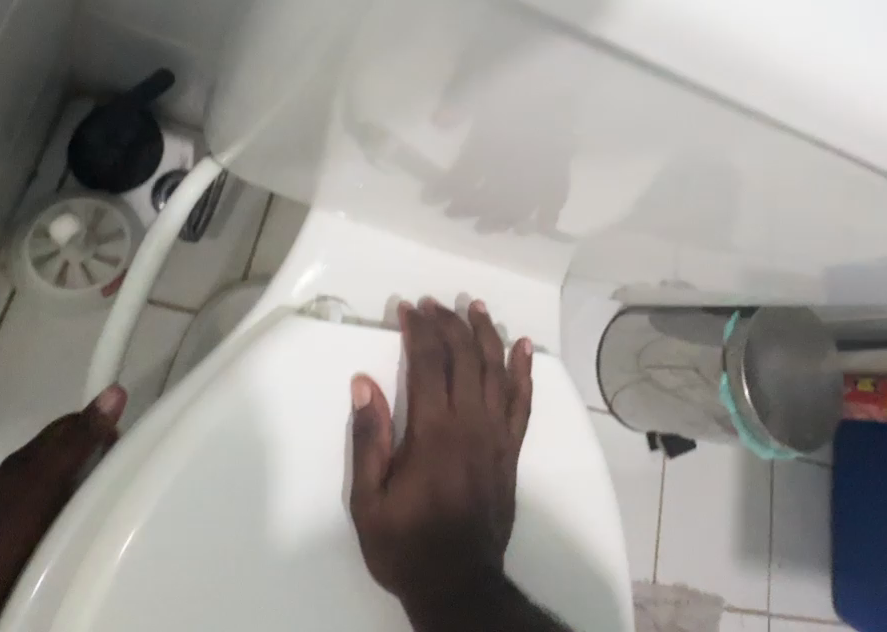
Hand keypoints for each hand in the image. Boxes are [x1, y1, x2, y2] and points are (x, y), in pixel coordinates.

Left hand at [0, 385, 124, 631]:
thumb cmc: (3, 534)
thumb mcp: (44, 481)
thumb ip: (77, 440)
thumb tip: (114, 390)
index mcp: (28, 459)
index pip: (73, 424)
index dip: (102, 427)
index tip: (129, 447)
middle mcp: (25, 480)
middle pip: (73, 455)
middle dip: (101, 462)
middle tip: (124, 481)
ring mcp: (24, 513)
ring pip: (70, 489)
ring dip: (92, 494)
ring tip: (115, 508)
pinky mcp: (27, 543)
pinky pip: (65, 519)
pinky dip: (81, 522)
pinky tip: (93, 535)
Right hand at [348, 299, 533, 608]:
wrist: (457, 582)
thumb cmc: (406, 543)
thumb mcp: (369, 501)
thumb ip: (368, 439)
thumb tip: (363, 383)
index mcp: (433, 431)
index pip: (429, 362)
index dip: (419, 330)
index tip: (408, 309)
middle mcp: (470, 423)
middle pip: (465, 356)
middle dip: (448, 323)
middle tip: (432, 304)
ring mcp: (496, 434)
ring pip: (496, 370)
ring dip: (486, 334)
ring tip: (475, 307)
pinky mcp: (511, 448)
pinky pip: (522, 401)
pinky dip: (523, 371)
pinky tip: (523, 347)